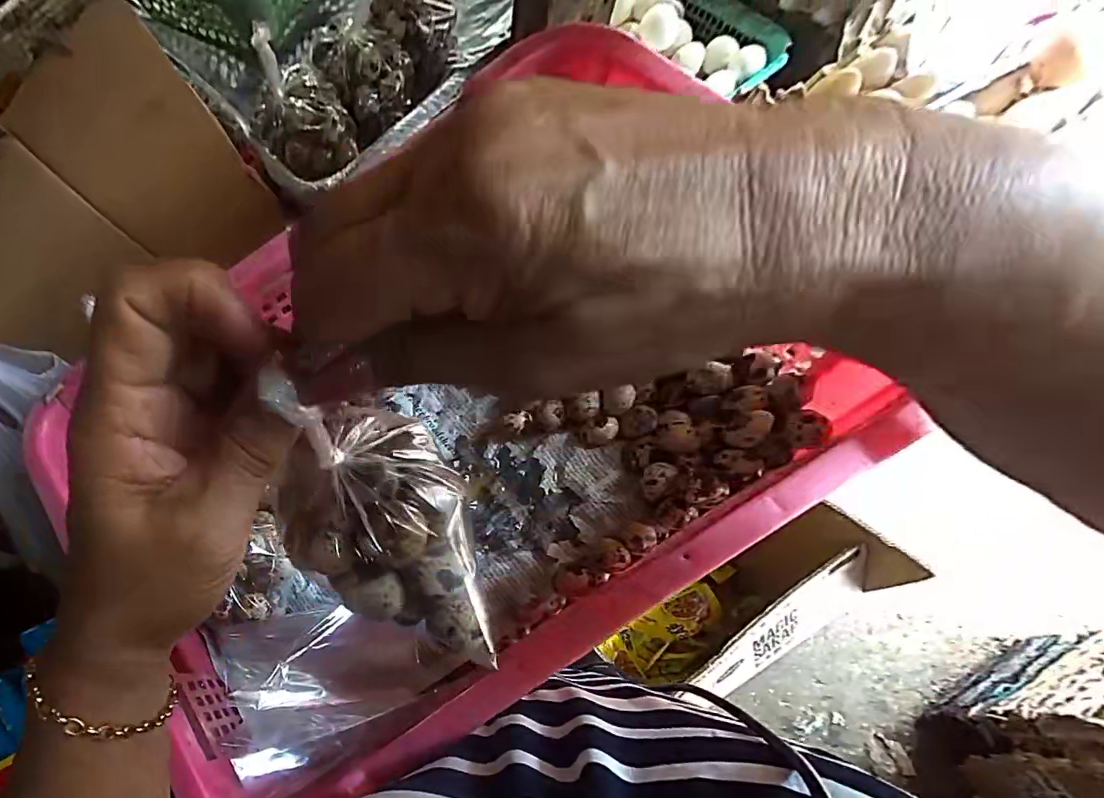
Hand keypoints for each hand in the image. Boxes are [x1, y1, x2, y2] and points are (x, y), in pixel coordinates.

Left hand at [55, 261, 296, 672]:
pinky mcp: (188, 432)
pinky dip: (265, 394)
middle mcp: (136, 395)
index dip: (197, 295)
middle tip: (299, 377)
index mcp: (117, 408)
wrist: (125, 630)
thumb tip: (302, 380)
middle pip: (182, 313)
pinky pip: (227, 388)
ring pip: (212, 348)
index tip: (255, 346)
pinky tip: (299, 418)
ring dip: (264, 363)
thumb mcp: (209, 521)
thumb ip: (253, 447)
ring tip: (310, 398)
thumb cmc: (151, 585)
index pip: (134, 301)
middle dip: (247, 330)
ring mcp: (163, 411)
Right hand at [289, 78, 917, 400]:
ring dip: (358, 265)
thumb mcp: (530, 364)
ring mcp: (475, 116)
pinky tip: (435, 267)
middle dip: (324, 302)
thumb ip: (414, 360)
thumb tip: (331, 376)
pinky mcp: (503, 107)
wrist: (788, 208)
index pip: (333, 286)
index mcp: (461, 220)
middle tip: (352, 355)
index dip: (314, 342)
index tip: (317, 383)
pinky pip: (410, 176)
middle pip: (327, 232)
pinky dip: (398, 231)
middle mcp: (449, 149)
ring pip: (363, 200)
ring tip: (397, 316)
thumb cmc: (664, 308)